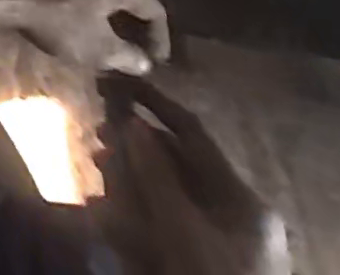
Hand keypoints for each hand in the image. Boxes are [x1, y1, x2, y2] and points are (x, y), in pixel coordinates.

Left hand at [1, 0, 170, 74]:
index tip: (156, 62)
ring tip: (106, 36)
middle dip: (135, 24)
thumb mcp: (97, 48)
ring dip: (109, 13)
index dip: (160, 38)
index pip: (154, 10)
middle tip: (135, 49)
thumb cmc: (57, 21)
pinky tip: (75, 18)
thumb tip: (145, 62)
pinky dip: (87, 2)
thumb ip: (127, 56)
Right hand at [97, 83, 288, 274]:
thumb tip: (131, 122)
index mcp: (242, 199)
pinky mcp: (208, 260)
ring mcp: (226, 239)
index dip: (152, 102)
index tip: (114, 81)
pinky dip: (141, 207)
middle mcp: (238, 212)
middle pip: (180, 160)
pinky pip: (171, 219)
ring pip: (172, 189)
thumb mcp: (180, 230)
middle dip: (136, 143)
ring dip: (133, 174)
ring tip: (98, 166)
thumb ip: (155, 173)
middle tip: (97, 133)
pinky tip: (110, 209)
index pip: (192, 132)